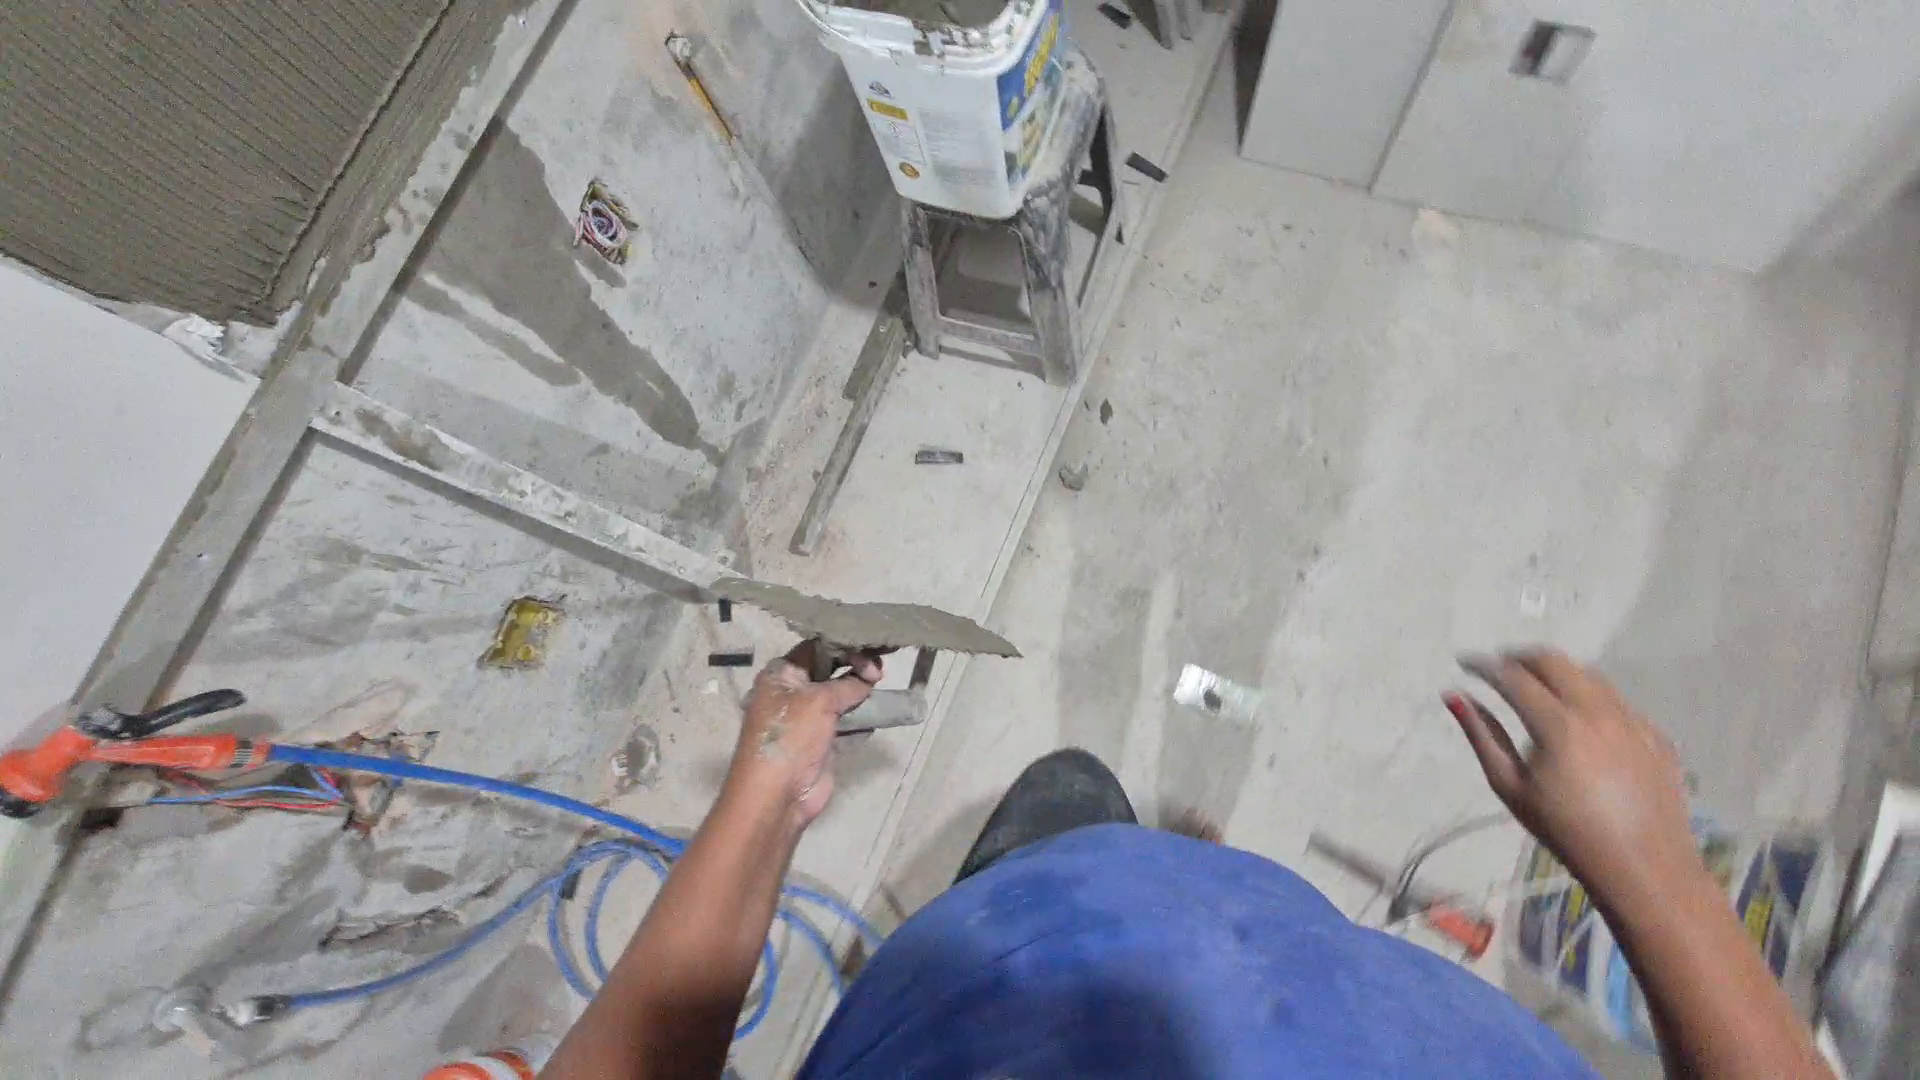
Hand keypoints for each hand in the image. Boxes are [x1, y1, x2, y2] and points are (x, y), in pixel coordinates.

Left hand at [727, 641, 880, 826]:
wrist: (778, 795)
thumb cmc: (792, 736)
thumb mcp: (820, 700)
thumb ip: (848, 683)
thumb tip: (868, 679)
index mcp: (781, 674)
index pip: (817, 648)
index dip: (845, 647)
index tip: (871, 654)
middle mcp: (792, 692)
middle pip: (831, 670)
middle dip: (857, 669)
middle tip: (880, 674)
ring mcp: (807, 718)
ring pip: (841, 697)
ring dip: (861, 694)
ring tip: (882, 694)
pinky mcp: (821, 741)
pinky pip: (846, 722)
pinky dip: (861, 718)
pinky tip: (877, 717)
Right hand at [1446, 649, 1698, 904]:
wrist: (1644, 867)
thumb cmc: (1564, 829)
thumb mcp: (1508, 784)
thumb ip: (1481, 734)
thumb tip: (1454, 696)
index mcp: (1558, 724)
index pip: (1512, 676)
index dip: (1483, 665)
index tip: (1464, 664)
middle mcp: (1598, 712)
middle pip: (1554, 661)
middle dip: (1519, 657)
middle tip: (1498, 667)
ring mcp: (1633, 722)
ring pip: (1588, 675)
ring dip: (1555, 672)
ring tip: (1534, 686)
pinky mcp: (1655, 736)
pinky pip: (1615, 701)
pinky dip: (1587, 696)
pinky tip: (1577, 719)